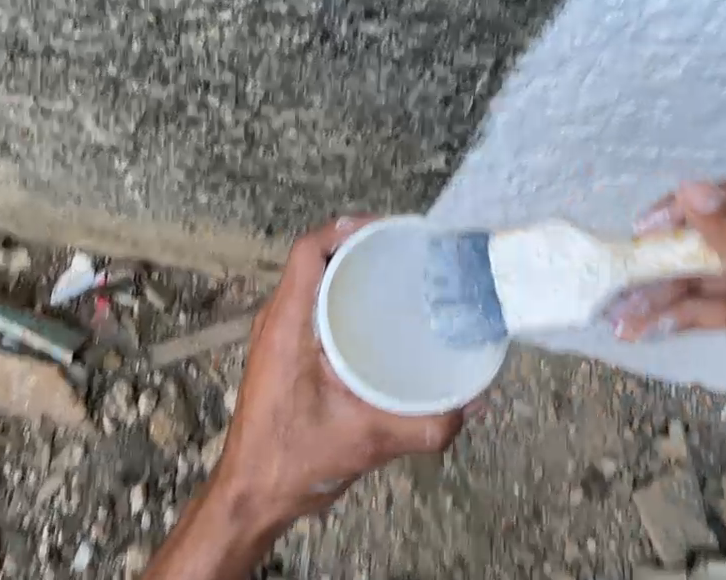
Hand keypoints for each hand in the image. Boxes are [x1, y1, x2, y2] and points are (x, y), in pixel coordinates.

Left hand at [212, 216, 464, 526]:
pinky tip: (374, 317)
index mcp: (287, 323)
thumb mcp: (367, 441)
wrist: (250, 496)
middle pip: (313, 258)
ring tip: (395, 274)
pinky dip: (340, 296)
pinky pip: (310, 304)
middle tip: (404, 251)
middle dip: (356, 245)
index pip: (307, 250)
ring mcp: (276, 334)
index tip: (388, 230)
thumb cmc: (293, 461)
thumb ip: (425, 425)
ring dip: (347, 269)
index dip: (344, 228)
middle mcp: (277, 319)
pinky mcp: (282, 350)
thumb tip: (475, 404)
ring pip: (311, 280)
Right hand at [610, 181, 725, 501]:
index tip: (653, 226)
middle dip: (668, 255)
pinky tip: (634, 327)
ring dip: (659, 289)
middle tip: (626, 267)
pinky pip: (700, 306)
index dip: (697, 206)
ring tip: (617, 309)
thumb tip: (692, 187)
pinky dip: (668, 316)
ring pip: (702, 272)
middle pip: (718, 235)